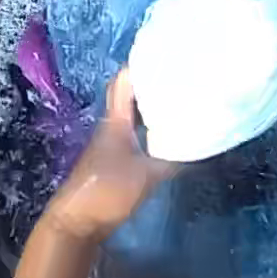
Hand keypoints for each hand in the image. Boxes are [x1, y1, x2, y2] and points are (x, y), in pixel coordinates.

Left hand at [44, 69, 175, 243]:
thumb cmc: (108, 189)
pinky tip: (165, 134)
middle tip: (178, 77)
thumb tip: (200, 146)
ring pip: (131, 114)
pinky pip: (133, 132)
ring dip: (150, 106)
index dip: (141, 64)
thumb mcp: (147, 175)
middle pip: (129, 95)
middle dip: (151, 83)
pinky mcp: (113, 158)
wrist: (76, 221)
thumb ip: (174, 160)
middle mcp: (112, 124)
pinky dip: (148, 127)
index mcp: (116, 119)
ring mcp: (110, 141)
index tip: (165, 56)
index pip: (124, 80)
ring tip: (177, 101)